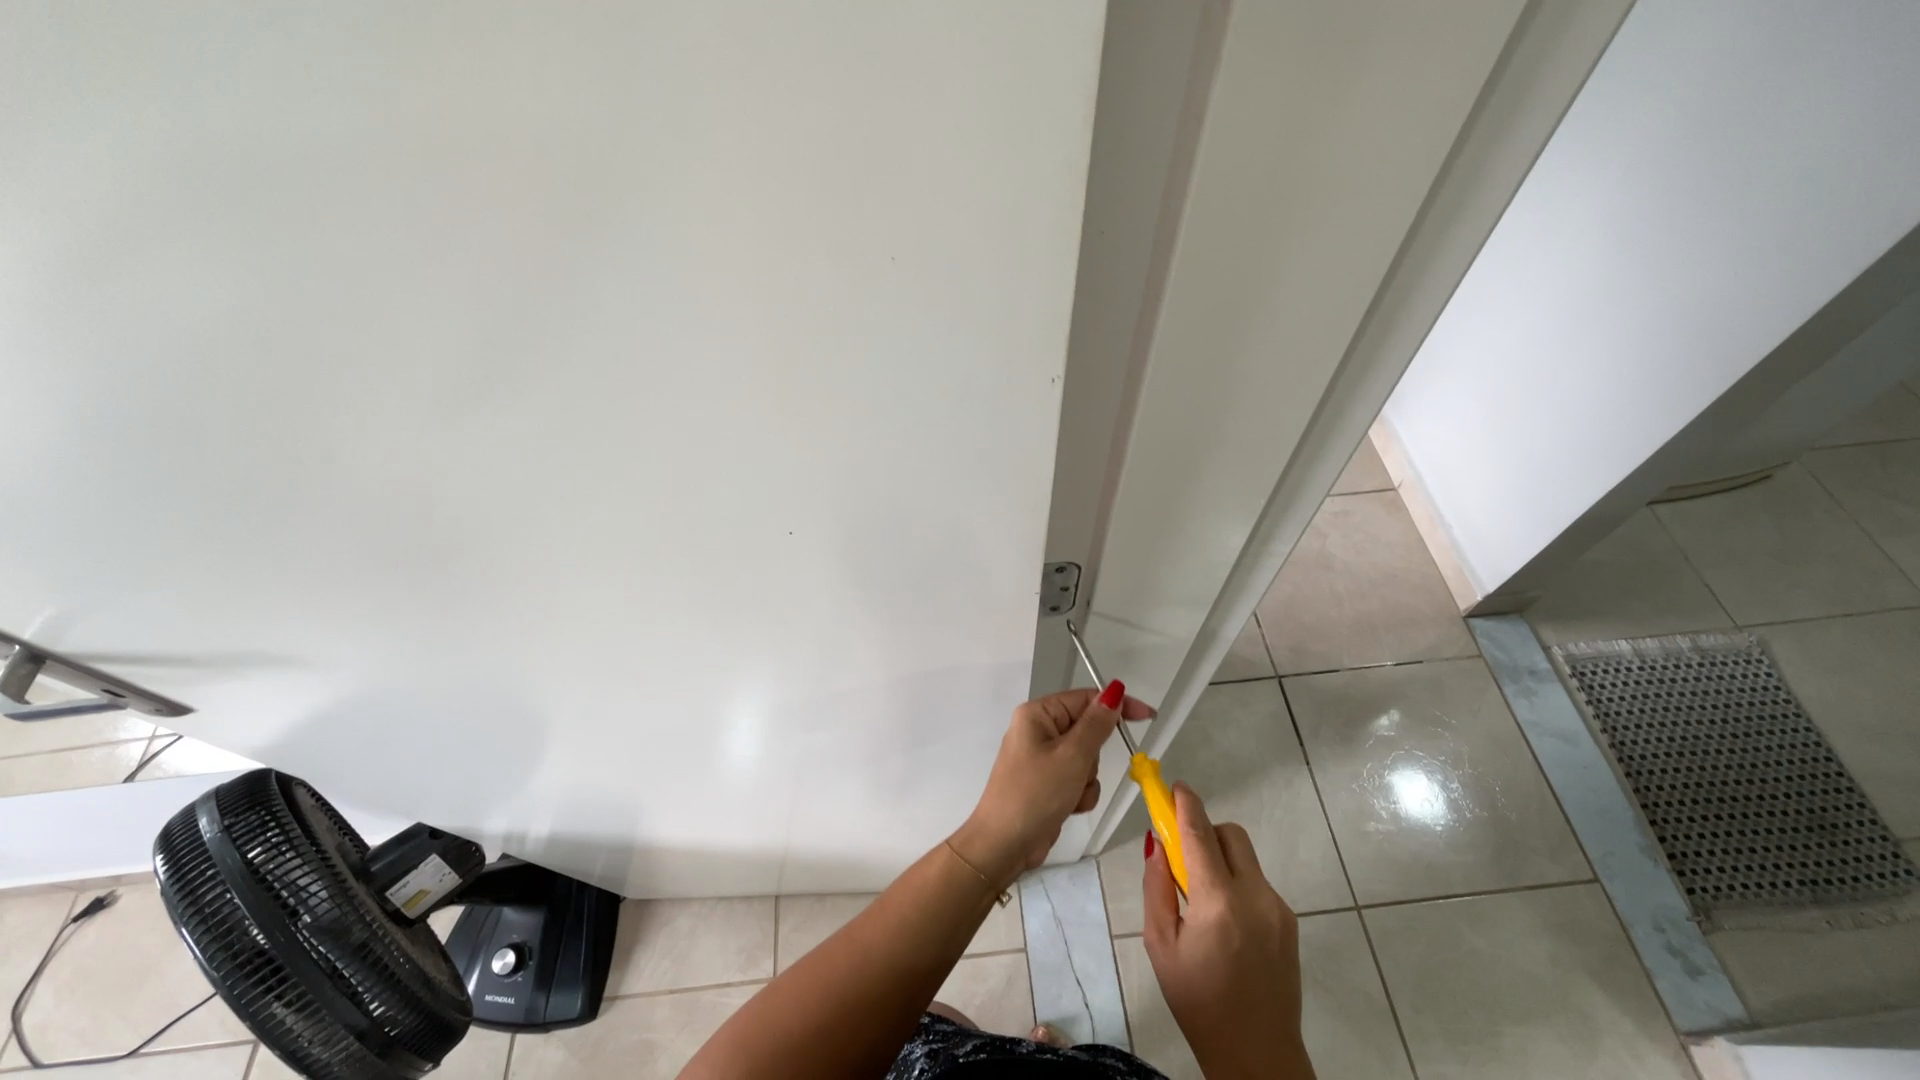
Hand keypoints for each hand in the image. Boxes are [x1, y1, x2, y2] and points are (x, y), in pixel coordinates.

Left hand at [951, 684, 1154, 886]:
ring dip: (1087, 779)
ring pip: (1087, 759)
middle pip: (1088, 730)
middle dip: (1092, 755)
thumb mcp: (1072, 756)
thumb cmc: (1035, 794)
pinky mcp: (1049, 783)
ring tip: (1069, 793)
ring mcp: (1043, 759)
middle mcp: (1039, 731)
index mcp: (1038, 715)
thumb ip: (1097, 724)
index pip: (1085, 699)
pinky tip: (1067, 806)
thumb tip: (1114, 692)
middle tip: (1079, 771)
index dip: (1116, 706)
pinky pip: (1079, 779)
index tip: (1147, 716)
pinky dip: (1080, 793)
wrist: (1005, 844)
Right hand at [1143, 784, 1314, 1079]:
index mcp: (1218, 903)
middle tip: (1184, 855)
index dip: (1186, 805)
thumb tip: (1157, 846)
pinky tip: (1225, 926)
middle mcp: (1255, 896)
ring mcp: (1278, 909)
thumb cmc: (1197, 1002)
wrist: (1258, 1053)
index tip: (1175, 786)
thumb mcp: (1161, 946)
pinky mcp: (1289, 923)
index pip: (1200, 835)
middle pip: (1231, 835)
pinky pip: (1257, 885)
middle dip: (1206, 831)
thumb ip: (1157, 889)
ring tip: (1203, 903)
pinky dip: (1237, 886)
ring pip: (1246, 860)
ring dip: (1221, 861)